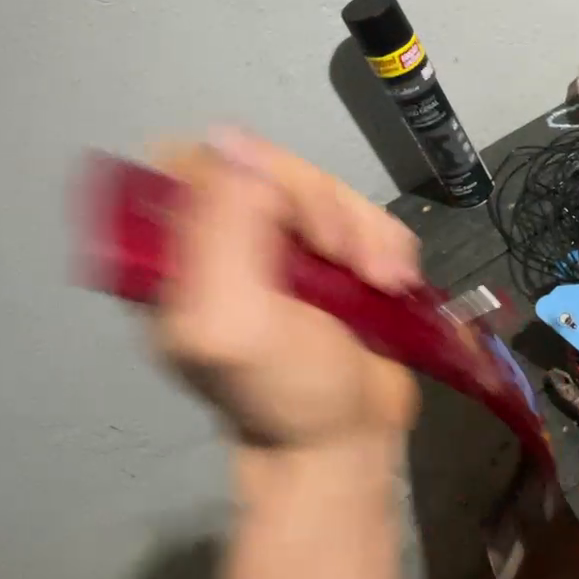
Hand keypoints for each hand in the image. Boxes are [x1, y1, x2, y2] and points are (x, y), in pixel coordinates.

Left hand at [157, 128, 423, 452]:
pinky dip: (390, 246)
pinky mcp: (342, 259)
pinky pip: (369, 219)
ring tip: (384, 283)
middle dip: (327, 212)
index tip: (287, 221)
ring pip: (332, 194)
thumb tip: (229, 140)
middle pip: (280, 171)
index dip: (257, 176)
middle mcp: (234, 241)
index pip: (208, 162)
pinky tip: (394, 283)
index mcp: (183, 254)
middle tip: (347, 262)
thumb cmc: (286, 391)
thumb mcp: (233, 321)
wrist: (351, 438)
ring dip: (369, 235)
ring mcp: (291, 249)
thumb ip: (222, 231)